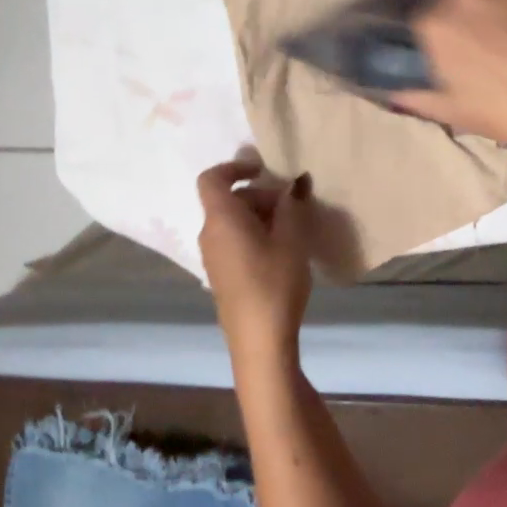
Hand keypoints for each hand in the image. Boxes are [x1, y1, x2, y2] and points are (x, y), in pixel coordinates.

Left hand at [196, 160, 312, 359]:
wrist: (259, 340)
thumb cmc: (275, 283)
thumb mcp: (292, 239)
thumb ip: (293, 206)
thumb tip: (296, 183)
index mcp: (222, 219)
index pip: (212, 179)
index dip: (236, 167)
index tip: (265, 170)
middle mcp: (210, 234)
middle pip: (229, 200)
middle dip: (261, 195)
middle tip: (295, 207)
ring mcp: (213, 257)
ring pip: (233, 222)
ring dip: (261, 217)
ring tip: (293, 230)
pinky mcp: (222, 275)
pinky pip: (234, 241)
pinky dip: (255, 235)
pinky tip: (282, 253)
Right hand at [392, 0, 506, 152]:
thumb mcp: (458, 114)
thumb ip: (418, 98)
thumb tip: (395, 91)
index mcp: (436, 25)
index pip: (421, 23)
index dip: (435, 42)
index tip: (450, 60)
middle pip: (455, 4)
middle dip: (465, 24)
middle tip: (485, 54)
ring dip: (496, 14)